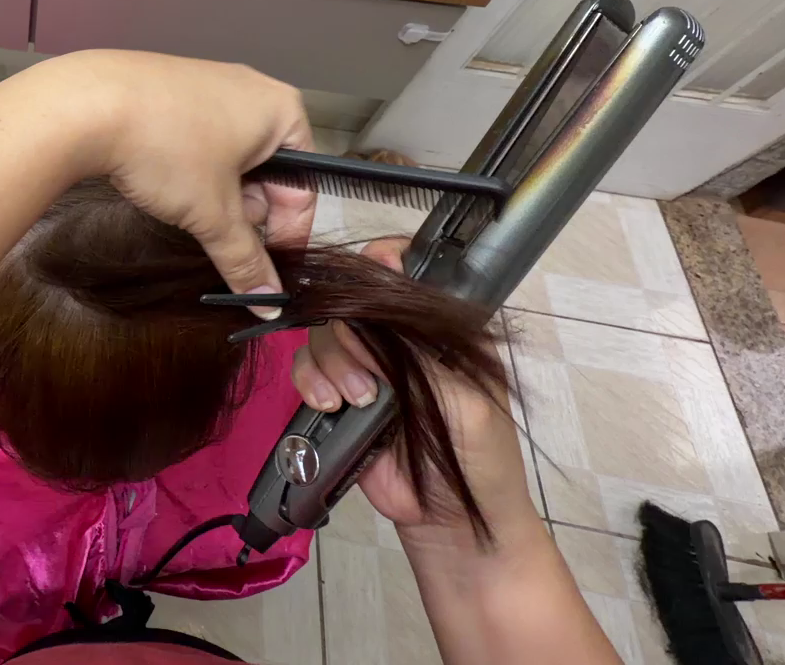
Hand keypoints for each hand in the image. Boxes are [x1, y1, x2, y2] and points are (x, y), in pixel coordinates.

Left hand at [24, 51, 310, 294]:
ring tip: (181, 198)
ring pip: (228, 154)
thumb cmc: (165, 147)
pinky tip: (160, 176)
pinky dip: (186, 164)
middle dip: (242, 207)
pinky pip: (195, 134)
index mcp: (281, 109)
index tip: (267, 265)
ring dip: (212, 189)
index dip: (285, 232)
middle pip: (266, 169)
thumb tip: (269, 300)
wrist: (86, 104)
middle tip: (212, 223)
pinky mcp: (171, 85)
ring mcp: (208, 81)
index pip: (302, 184)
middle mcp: (251, 87)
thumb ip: (245, 257)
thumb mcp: (212, 213)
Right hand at [290, 239, 539, 548]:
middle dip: (346, 335)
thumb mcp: (466, 402)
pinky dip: (309, 381)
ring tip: (349, 404)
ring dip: (328, 364)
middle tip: (364, 384)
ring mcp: (362, 365)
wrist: (451, 523)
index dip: (383, 262)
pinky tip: (327, 405)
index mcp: (436, 332)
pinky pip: (305, 368)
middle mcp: (394, 340)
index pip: (406, 274)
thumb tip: (362, 321)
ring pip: (322, 333)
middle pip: (349, 303)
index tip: (370, 267)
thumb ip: (417, 357)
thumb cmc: (480, 461)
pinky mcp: (334, 393)